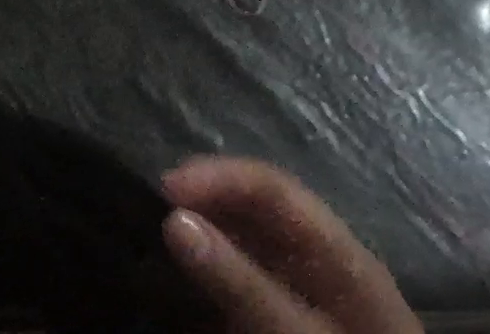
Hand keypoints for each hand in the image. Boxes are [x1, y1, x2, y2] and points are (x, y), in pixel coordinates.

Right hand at [163, 157, 422, 333]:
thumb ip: (242, 284)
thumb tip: (173, 219)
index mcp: (339, 252)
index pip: (272, 187)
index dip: (217, 176)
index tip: (163, 188)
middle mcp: (320, 260)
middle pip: (254, 206)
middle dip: (202, 200)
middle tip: (149, 209)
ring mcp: (303, 288)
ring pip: (242, 235)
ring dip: (200, 229)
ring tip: (155, 235)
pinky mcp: (284, 314)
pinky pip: (240, 272)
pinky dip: (205, 267)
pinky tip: (177, 277)